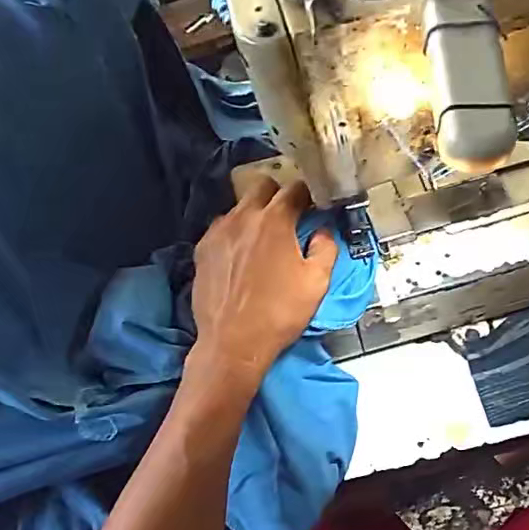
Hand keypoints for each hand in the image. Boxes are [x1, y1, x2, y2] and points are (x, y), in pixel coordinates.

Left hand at [189, 178, 339, 381]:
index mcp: (275, 220)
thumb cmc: (279, 313)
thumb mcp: (317, 283)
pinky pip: (221, 228)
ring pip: (239, 207)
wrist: (233, 343)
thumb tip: (324, 231)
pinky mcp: (202, 249)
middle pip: (262, 186)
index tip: (312, 207)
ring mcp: (218, 231)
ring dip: (253, 214)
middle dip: (277, 195)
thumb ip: (326, 248)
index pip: (295, 189)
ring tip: (262, 240)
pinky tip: (239, 255)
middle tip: (288, 218)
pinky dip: (233, 233)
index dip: (308, 195)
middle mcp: (243, 217)